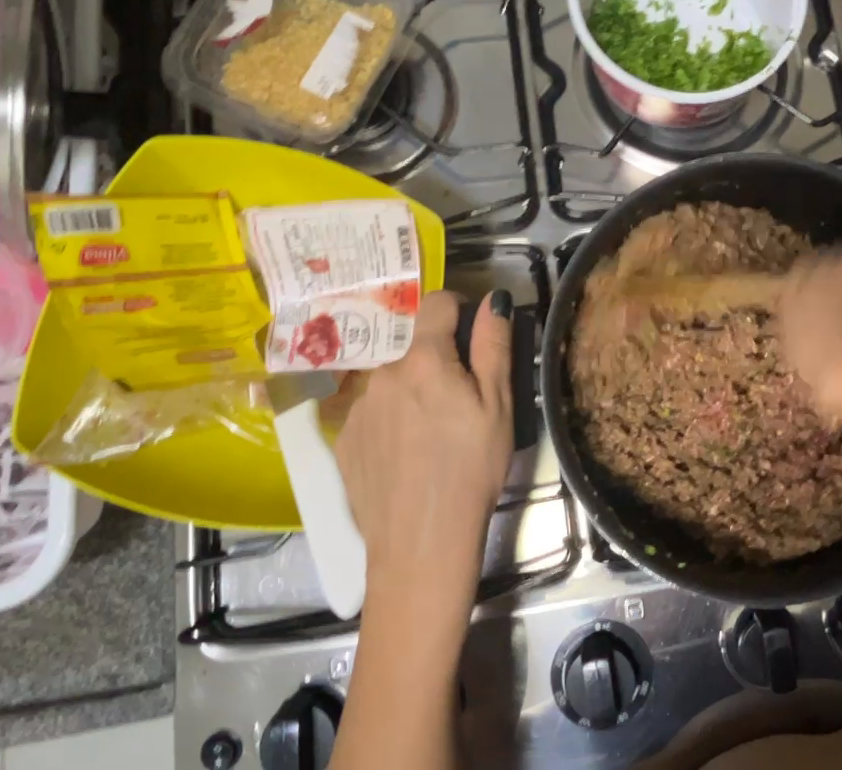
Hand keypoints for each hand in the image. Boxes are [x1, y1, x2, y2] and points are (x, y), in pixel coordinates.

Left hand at [330, 290, 513, 592]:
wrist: (421, 541)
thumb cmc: (471, 469)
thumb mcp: (498, 405)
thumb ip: (493, 345)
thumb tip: (491, 299)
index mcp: (423, 359)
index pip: (435, 303)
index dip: (457, 310)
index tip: (472, 335)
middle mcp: (381, 373)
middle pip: (412, 346)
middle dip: (436, 359)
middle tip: (459, 399)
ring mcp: (356, 407)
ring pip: (390, 380)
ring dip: (410, 389)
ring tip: (432, 433)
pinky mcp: (342, 439)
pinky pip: (371, 412)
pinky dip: (389, 420)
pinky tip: (406, 455)